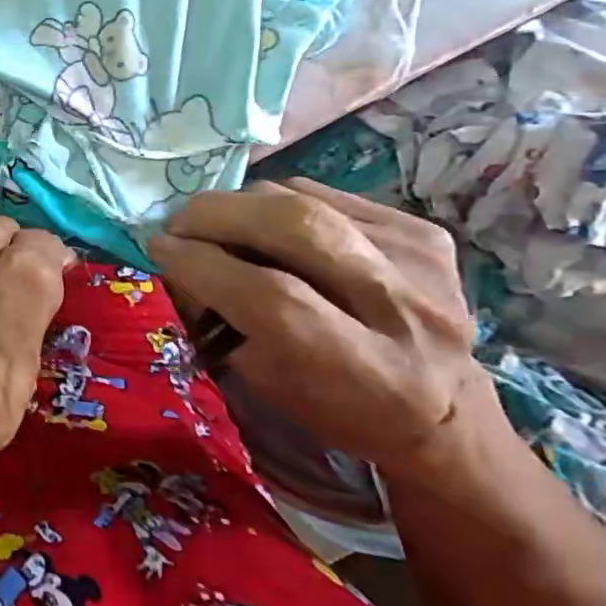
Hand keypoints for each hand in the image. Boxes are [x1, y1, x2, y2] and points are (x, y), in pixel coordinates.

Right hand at [149, 178, 507, 483]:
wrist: (447, 411)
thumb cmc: (337, 407)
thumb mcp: (267, 382)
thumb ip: (221, 318)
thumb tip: (175, 259)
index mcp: (363, 367)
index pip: (271, 296)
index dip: (202, 265)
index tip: (158, 250)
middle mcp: (402, 308)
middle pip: (295, 227)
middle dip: (216, 215)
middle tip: (177, 223)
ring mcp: (418, 261)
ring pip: (302, 200)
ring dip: (238, 205)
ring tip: (214, 224)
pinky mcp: (423, 232)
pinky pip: (322, 194)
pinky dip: (275, 203)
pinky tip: (263, 225)